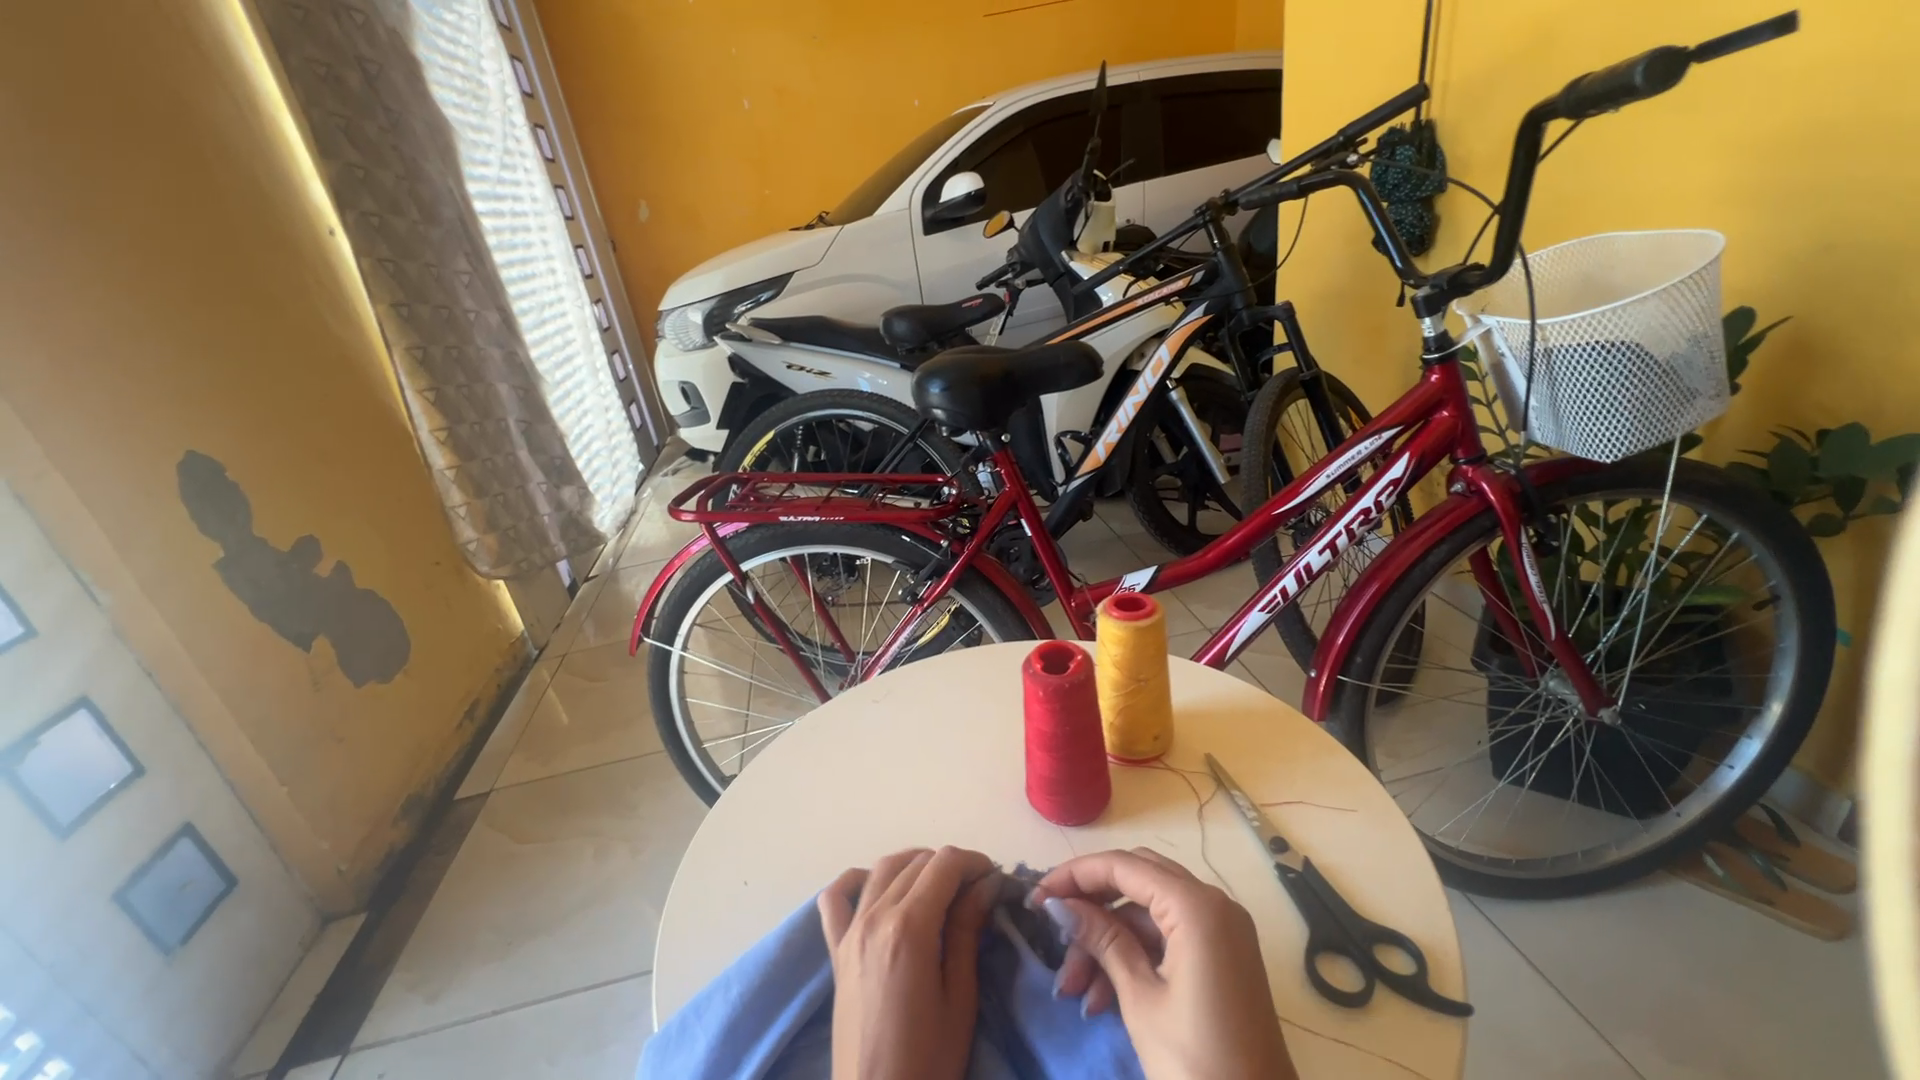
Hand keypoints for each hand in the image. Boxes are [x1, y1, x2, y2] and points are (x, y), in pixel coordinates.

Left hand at [817, 846, 1000, 1079]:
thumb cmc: (928, 1058)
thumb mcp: (960, 997)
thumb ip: (968, 932)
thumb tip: (985, 885)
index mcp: (910, 928)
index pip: (945, 864)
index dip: (975, 863)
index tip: (994, 880)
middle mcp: (875, 917)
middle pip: (916, 863)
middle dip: (952, 866)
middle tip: (977, 891)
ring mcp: (850, 931)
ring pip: (881, 869)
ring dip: (914, 866)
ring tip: (940, 888)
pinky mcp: (836, 950)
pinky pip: (835, 897)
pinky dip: (857, 880)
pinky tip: (878, 889)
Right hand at [1035, 848, 1295, 1079]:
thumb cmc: (1197, 1060)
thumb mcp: (1140, 998)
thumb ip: (1102, 940)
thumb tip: (1058, 904)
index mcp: (1197, 906)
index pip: (1124, 866)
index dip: (1075, 875)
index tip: (1037, 898)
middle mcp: (1214, 904)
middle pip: (1137, 880)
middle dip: (1091, 906)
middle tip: (1054, 933)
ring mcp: (1221, 930)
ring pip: (1148, 914)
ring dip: (1107, 942)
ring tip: (1071, 988)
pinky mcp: (1221, 957)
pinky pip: (1167, 938)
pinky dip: (1133, 957)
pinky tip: (1100, 998)